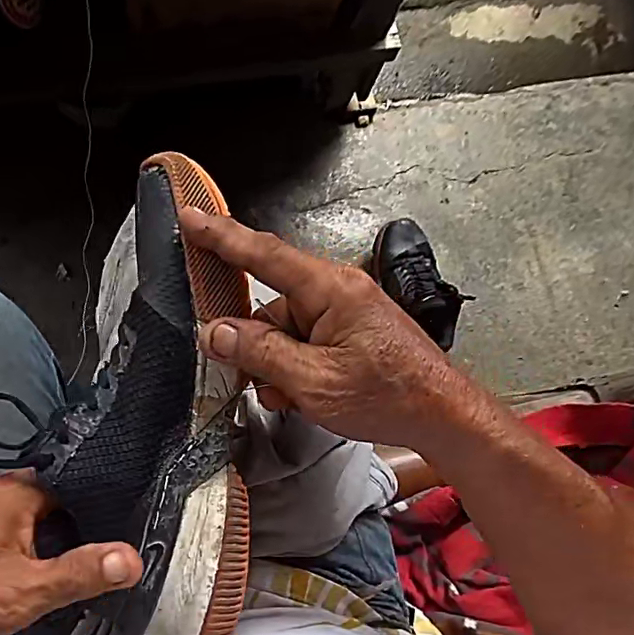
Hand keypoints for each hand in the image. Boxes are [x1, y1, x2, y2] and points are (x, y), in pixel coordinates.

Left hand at [0, 472, 140, 634]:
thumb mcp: (29, 590)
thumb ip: (82, 573)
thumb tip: (134, 559)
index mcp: (18, 490)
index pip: (81, 478)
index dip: (112, 496)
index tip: (141, 513)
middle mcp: (8, 494)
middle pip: (69, 497)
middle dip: (95, 518)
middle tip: (130, 536)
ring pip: (53, 516)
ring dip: (74, 535)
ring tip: (107, 552)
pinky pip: (36, 531)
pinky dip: (54, 545)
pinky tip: (69, 565)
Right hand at [178, 206, 487, 449]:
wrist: (441, 415)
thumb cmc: (392, 395)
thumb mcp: (313, 381)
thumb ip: (260, 353)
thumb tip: (218, 334)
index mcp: (331, 290)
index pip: (264, 254)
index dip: (221, 236)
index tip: (192, 219)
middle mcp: (339, 292)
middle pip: (272, 306)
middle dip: (257, 344)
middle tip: (250, 375)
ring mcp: (346, 312)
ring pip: (287, 330)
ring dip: (278, 364)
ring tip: (293, 396)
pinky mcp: (351, 331)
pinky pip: (307, 341)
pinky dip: (297, 367)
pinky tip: (304, 393)